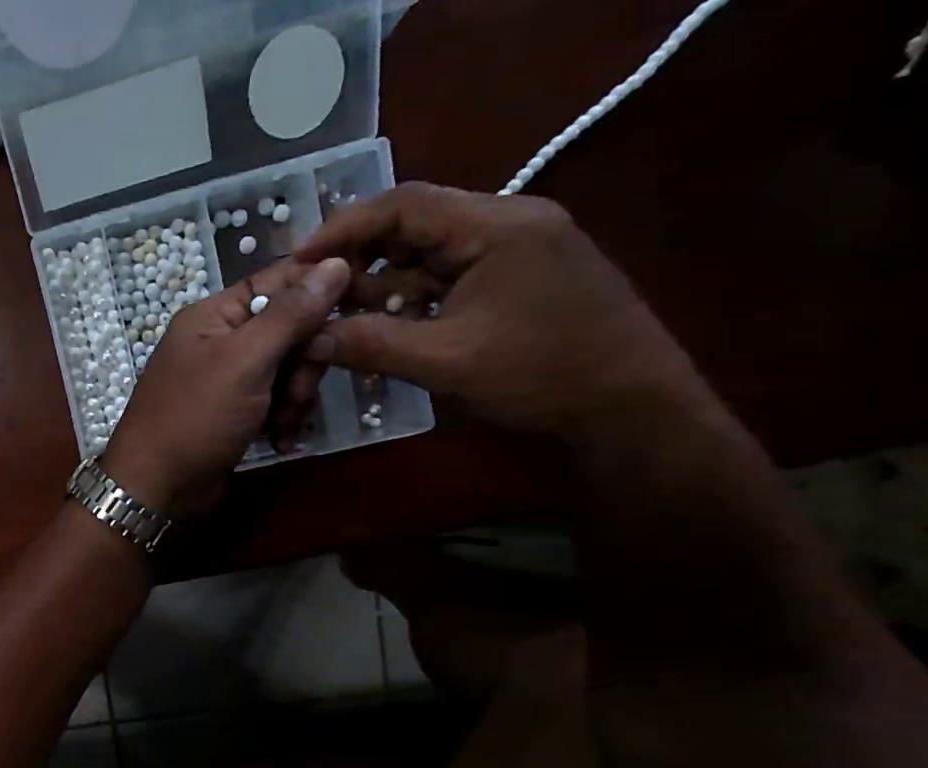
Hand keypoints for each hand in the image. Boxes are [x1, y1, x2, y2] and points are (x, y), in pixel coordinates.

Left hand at [103, 255, 350, 517]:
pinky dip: (281, 418)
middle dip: (303, 362)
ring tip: (280, 424)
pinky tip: (278, 439)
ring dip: (294, 397)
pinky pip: (274, 401)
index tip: (360, 300)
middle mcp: (218, 341)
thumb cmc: (194, 419)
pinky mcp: (233, 413)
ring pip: (287, 369)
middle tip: (296, 391)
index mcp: (212, 316)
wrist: (156, 490)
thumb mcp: (244, 361)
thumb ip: (290, 314)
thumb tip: (336, 262)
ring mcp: (226, 379)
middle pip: (289, 329)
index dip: (319, 288)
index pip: (278, 280)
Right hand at [293, 183, 716, 443]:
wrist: (628, 403)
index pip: (405, 204)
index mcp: (497, 226)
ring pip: (426, 251)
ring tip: (334, 310)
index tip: (298, 259)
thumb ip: (371, 345)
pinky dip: (406, 295)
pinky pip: (445, 275)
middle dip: (357, 256)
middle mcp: (506, 222)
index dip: (343, 228)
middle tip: (311, 289)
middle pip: (413, 223)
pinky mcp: (512, 276)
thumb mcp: (445, 362)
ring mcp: (512, 249)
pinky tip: (377, 321)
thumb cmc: (542, 374)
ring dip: (379, 279)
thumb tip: (308, 339)